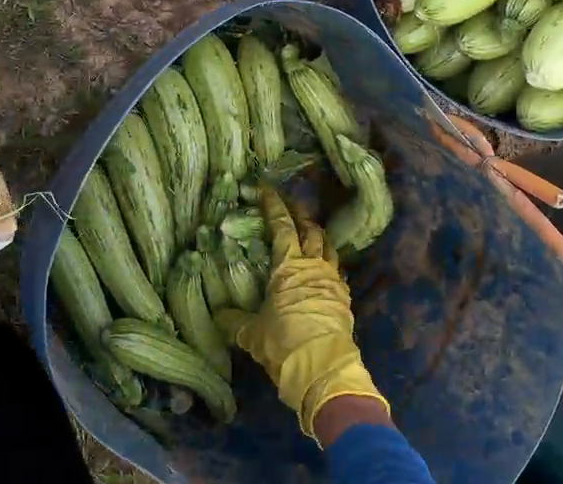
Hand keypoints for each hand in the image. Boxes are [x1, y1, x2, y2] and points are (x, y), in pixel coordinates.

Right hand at [216, 188, 387, 439]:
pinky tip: (324, 269)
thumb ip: (235, 321)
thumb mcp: (252, 334)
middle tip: (292, 205)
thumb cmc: (284, 345)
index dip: (274, 205)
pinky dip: (329, 264)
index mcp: (289, 266)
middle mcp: (314, 267)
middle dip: (301, 215)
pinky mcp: (344, 301)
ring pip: (329, 248)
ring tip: (311, 232)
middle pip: (311, 230)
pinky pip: (337, 272)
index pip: (282, 225)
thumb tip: (218, 316)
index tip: (266, 188)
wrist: (325, 372)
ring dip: (319, 237)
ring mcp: (333, 283)